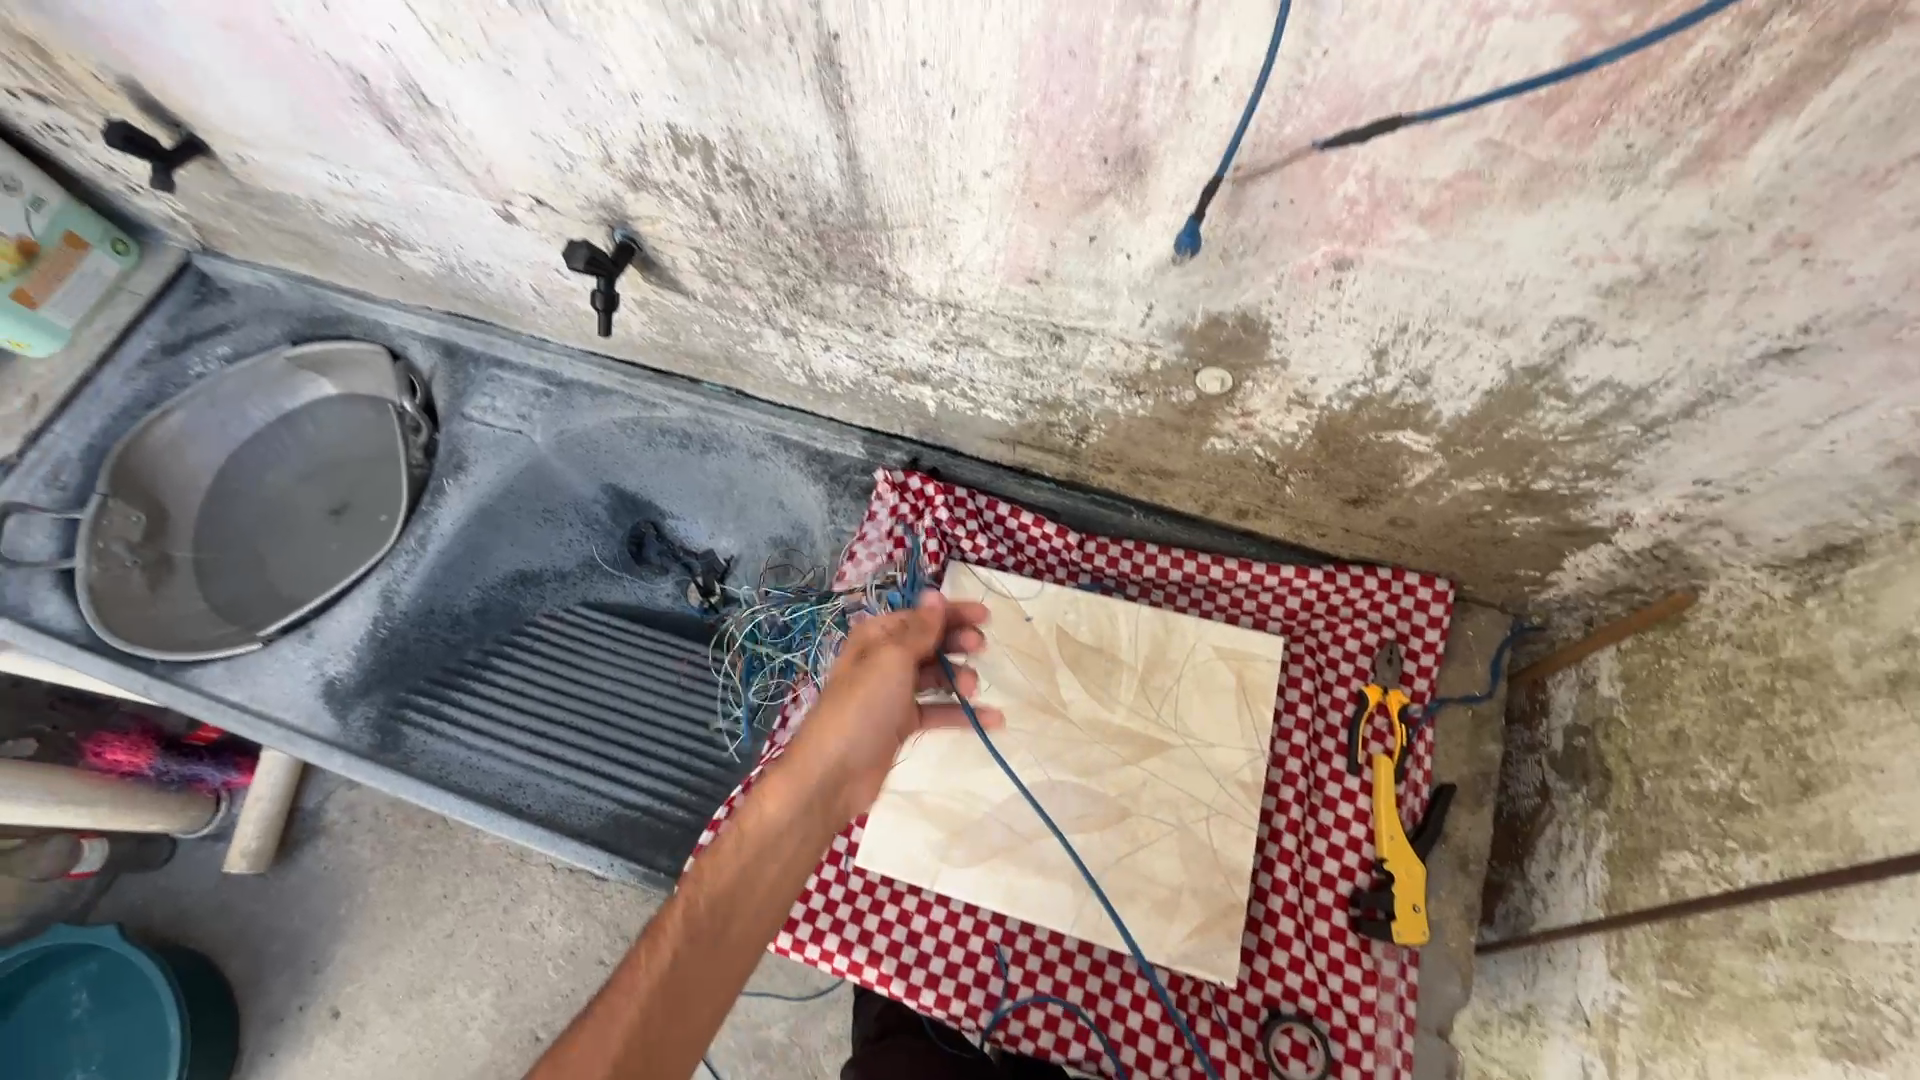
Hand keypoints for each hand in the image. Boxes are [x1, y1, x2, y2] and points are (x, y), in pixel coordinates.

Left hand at [784, 589, 1002, 822]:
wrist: (833, 772)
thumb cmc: (862, 706)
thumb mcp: (892, 659)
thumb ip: (920, 629)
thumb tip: (935, 594)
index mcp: (877, 637)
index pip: (921, 616)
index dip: (952, 613)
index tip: (986, 616)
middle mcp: (885, 660)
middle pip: (930, 644)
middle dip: (957, 643)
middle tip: (980, 648)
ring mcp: (894, 693)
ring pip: (936, 677)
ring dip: (959, 678)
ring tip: (971, 688)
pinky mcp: (902, 724)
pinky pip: (938, 711)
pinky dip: (962, 713)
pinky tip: (992, 719)